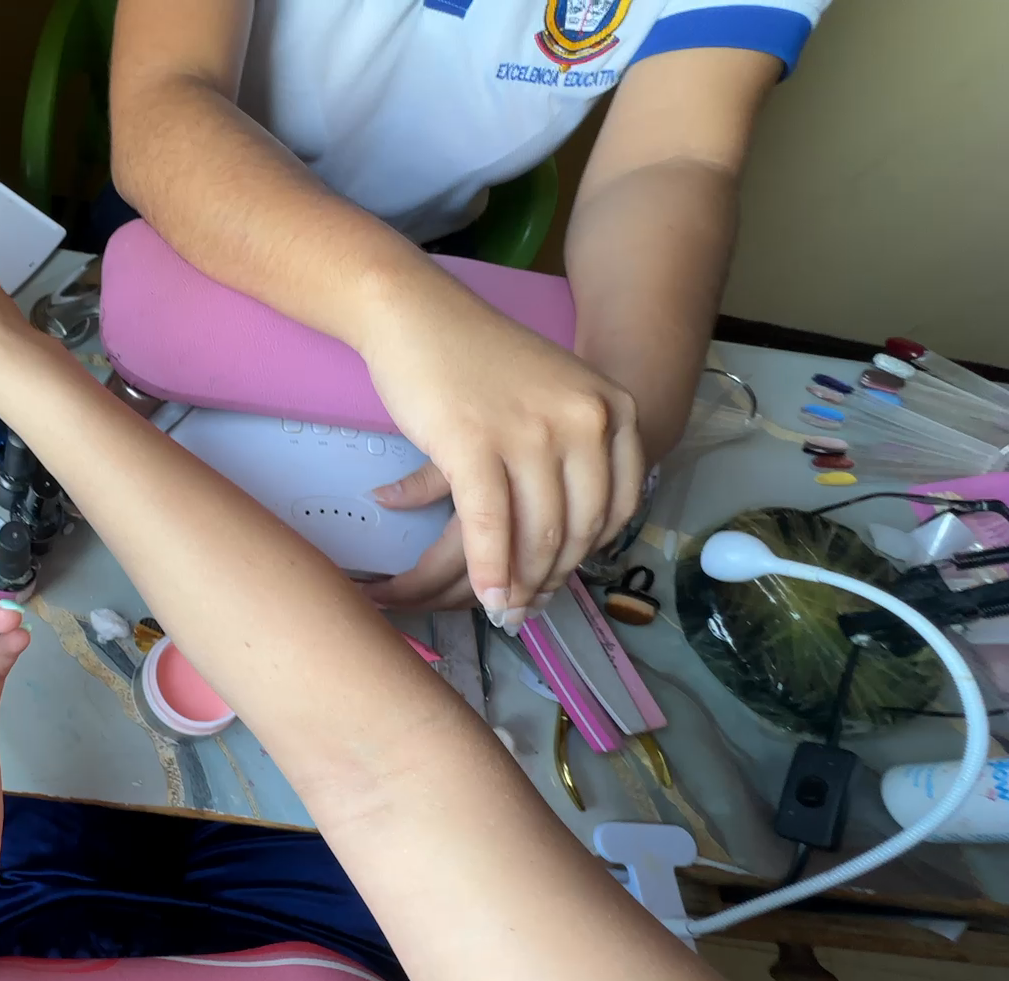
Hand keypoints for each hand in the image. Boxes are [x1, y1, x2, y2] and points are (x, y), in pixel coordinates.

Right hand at [361, 305, 644, 629]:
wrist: (416, 316)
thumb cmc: (470, 356)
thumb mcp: (541, 395)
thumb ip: (561, 446)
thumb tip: (549, 512)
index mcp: (612, 410)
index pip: (616, 506)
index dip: (584, 556)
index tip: (554, 582)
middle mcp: (586, 422)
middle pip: (576, 525)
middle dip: (550, 580)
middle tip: (523, 612)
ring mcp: (531, 433)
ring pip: (535, 531)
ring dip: (519, 584)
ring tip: (500, 612)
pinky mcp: (475, 445)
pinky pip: (489, 523)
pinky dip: (488, 567)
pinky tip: (482, 596)